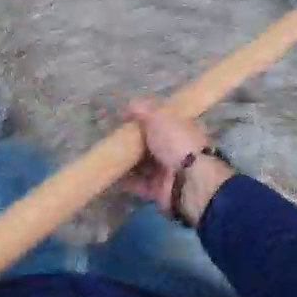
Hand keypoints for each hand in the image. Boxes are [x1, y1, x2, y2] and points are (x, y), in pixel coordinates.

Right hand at [118, 99, 233, 224]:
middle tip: (112, 137)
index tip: (125, 118)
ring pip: (143, 164)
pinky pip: (138, 183)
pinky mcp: (159, 190)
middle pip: (151, 143)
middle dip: (133, 141)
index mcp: (183, 128)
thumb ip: (142, 109)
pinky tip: (109, 173)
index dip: (146, 118)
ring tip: (106, 154)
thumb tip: (127, 106)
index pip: (164, 121)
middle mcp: (177, 149)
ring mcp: (169, 171)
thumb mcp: (159, 116)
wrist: (190, 181)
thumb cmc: (177, 142)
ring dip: (126, 161)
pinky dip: (124, 180)